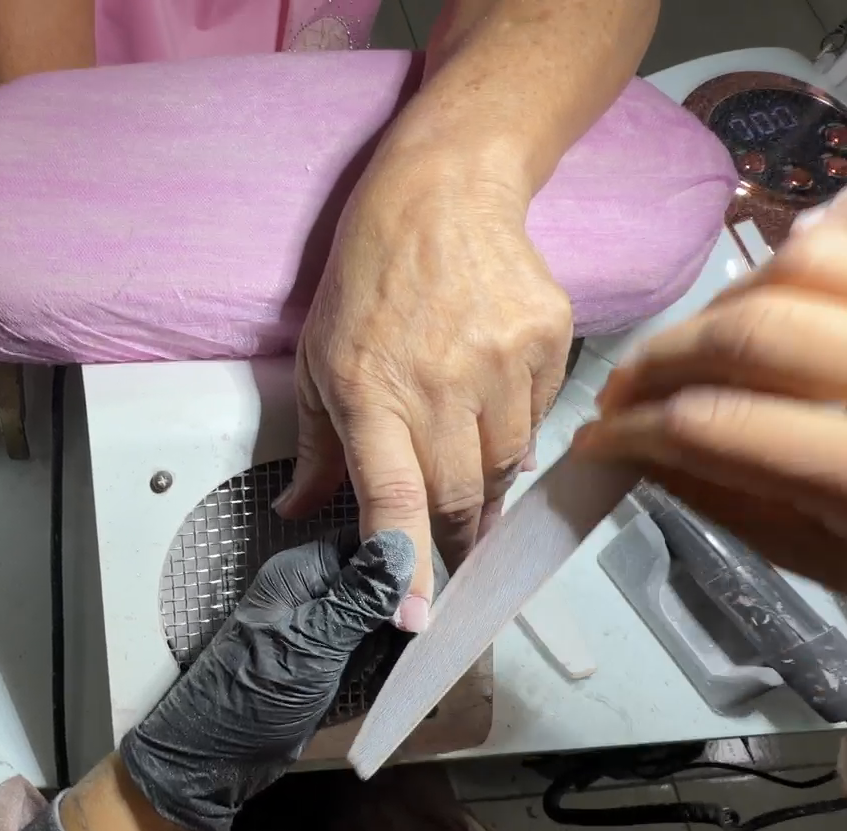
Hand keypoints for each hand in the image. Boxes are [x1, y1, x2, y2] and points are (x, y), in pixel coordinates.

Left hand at [118, 530, 413, 830]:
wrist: (218, 756)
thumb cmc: (253, 696)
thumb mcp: (314, 644)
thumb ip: (360, 598)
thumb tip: (403, 543)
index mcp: (301, 571)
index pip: (369, 540)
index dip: (408, 563)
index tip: (438, 594)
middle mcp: (311, 590)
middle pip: (381, 579)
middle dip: (408, 606)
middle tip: (428, 637)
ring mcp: (319, 625)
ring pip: (381, 616)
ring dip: (400, 637)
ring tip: (416, 660)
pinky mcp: (326, 657)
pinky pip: (369, 646)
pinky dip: (386, 660)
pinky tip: (402, 674)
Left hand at [280, 156, 571, 628]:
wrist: (441, 196)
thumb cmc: (362, 285)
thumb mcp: (315, 366)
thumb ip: (315, 450)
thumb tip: (297, 513)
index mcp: (370, 395)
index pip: (393, 498)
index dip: (406, 566)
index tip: (415, 618)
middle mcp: (440, 386)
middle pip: (458, 499)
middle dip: (447, 536)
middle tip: (440, 549)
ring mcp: (502, 363)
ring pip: (503, 469)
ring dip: (479, 489)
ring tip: (457, 468)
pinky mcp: (549, 342)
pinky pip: (535, 423)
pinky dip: (509, 439)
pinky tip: (484, 414)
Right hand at [576, 156, 846, 767]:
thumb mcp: (831, 567)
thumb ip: (721, 497)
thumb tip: (632, 448)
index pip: (713, 426)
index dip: (628, 430)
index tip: (594, 442)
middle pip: (754, 331)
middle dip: (657, 362)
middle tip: (626, 394)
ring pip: (819, 258)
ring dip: (726, 298)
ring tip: (702, 341)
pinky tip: (811, 248)